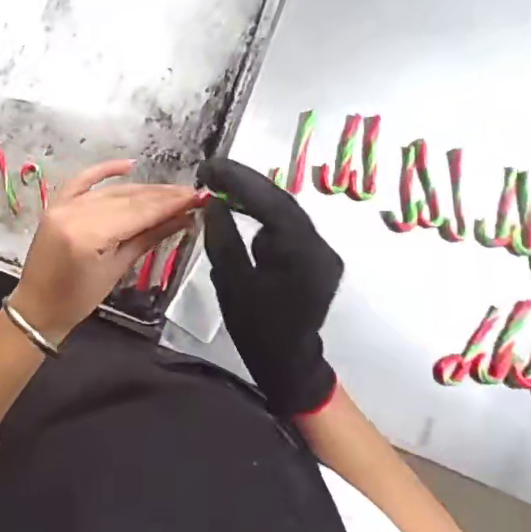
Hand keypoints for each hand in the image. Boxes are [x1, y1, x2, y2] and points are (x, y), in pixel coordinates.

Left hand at [10, 160, 202, 343]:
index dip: (169, 204)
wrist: (37, 307)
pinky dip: (104, 170)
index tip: (197, 197)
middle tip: (191, 194)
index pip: (137, 212)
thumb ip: (148, 238)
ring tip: (172, 191)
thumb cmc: (77, 299)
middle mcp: (74, 213)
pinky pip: (82, 180)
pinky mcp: (55, 205)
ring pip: (111, 192)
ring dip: (142, 189)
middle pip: (126, 199)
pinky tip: (129, 166)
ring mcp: (62, 207)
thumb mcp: (116, 270)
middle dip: (161, 196)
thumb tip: (183, 218)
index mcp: (88, 235)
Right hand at [198, 158, 342, 415]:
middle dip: (245, 183)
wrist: (289, 363)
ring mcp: (322, 250)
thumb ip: (223, 239)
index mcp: (301, 252)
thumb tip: (212, 203)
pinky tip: (242, 209)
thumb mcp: (231, 284)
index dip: (238, 180)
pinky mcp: (317, 257)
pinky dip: (263, 216)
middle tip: (209, 171)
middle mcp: (320, 245)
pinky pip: (288, 227)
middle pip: (281, 202)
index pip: (271, 203)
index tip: (208, 167)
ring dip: (254, 198)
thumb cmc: (256, 329)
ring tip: (220, 184)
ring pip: (285, 213)